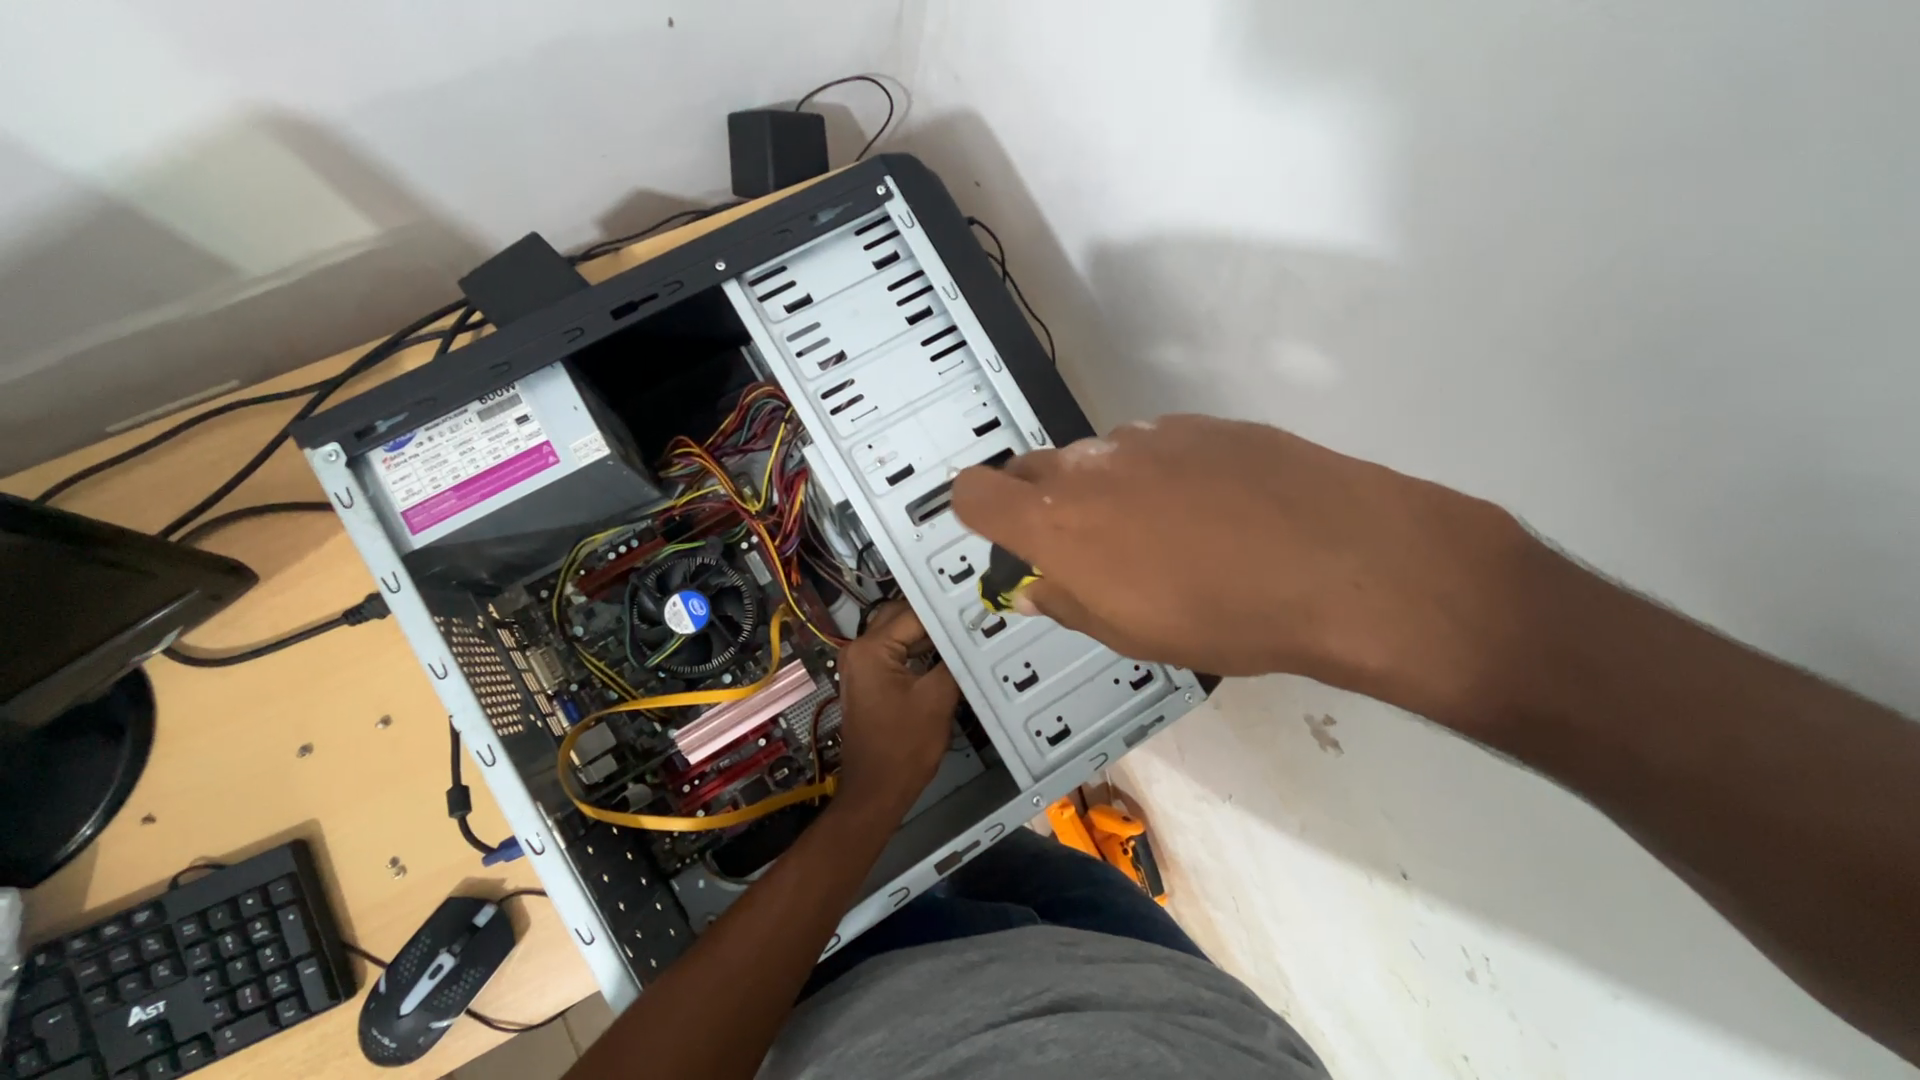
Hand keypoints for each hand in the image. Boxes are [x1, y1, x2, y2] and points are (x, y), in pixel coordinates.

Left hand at [833, 601, 960, 814]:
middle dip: (934, 617)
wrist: (876, 790)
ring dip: (927, 634)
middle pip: (900, 618)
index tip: (975, 606)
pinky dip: (916, 651)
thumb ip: (953, 660)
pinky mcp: (866, 680)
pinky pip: (893, 653)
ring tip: (963, 630)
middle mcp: (857, 650)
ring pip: (897, 634)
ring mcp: (859, 665)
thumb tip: (970, 635)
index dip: (945, 611)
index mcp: (870, 649)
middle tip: (971, 614)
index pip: (913, 614)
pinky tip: (944, 653)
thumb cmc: (905, 746)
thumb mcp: (938, 699)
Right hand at [950, 415, 1538, 716]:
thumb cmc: (1223, 617)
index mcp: (1057, 519)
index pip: (973, 493)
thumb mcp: (1129, 635)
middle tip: (1093, 553)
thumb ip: (1066, 601)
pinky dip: (1161, 476)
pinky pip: (1154, 448)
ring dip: (1107, 493)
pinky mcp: (1202, 423)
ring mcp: (1148, 436)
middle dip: (1043, 508)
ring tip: (1171, 537)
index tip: (1009, 544)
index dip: (978, 516)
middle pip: (1031, 471)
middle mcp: (1090, 463)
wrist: (1344, 560)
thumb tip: (1033, 587)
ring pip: (1098, 461)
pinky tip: (1215, 512)